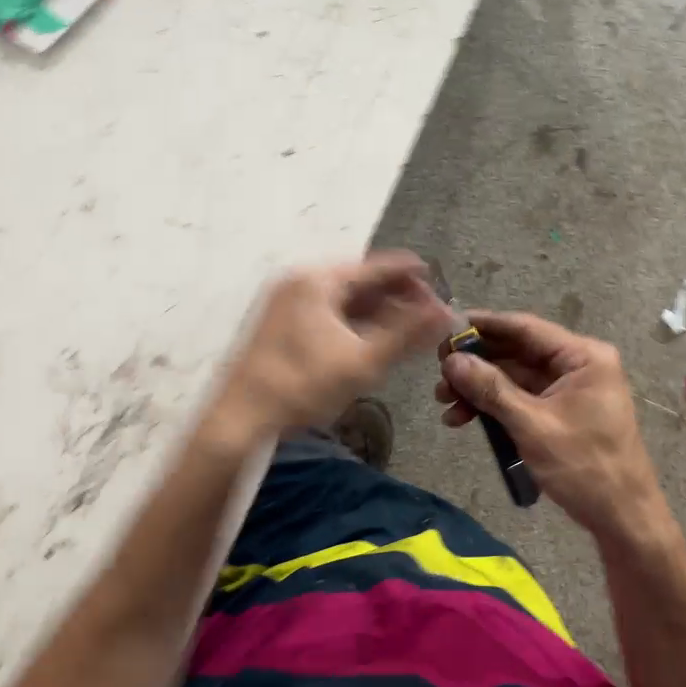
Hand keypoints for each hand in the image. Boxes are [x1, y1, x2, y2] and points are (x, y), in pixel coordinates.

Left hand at [212, 252, 452, 441]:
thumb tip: (445, 313)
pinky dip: (351, 321)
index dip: (408, 274)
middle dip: (394, 295)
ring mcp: (284, 302)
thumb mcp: (362, 361)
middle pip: (357, 281)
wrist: (239, 419)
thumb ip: (407, 335)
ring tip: (405, 326)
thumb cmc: (301, 386)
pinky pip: (325, 312)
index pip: (373, 267)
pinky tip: (370, 338)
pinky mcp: (278, 324)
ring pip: (341, 299)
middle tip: (425, 310)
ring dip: (374, 310)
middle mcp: (298, 281)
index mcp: (316, 280)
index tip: (436, 279)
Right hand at [437, 312, 662, 533]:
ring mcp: (570, 389)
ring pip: (514, 377)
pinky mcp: (562, 411)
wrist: (624, 521)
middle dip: (476, 364)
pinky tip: (464, 418)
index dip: (483, 326)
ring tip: (444, 403)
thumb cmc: (585, 467)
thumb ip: (491, 389)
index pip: (525, 328)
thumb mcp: (532, 425)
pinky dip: (494, 406)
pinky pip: (521, 398)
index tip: (446, 328)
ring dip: (480, 388)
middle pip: (516, 352)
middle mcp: (578, 364)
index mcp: (583, 356)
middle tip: (439, 373)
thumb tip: (451, 361)